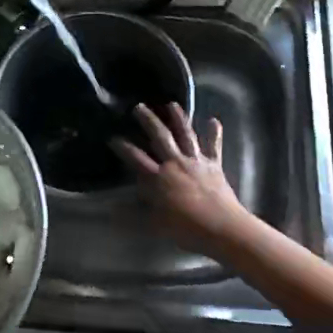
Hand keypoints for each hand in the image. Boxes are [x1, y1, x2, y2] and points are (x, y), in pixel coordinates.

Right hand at [112, 103, 251, 249]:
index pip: (135, 158)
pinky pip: (214, 146)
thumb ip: (132, 215)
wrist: (222, 228)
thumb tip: (110, 209)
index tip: (112, 137)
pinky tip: (214, 120)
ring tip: (172, 104)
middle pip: (159, 137)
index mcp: (158, 178)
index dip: (123, 147)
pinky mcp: (214, 165)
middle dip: (148, 121)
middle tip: (139, 106)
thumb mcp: (154, 224)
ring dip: (178, 118)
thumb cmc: (186, 228)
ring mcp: (196, 161)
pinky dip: (214, 133)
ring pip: (185, 135)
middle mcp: (175, 163)